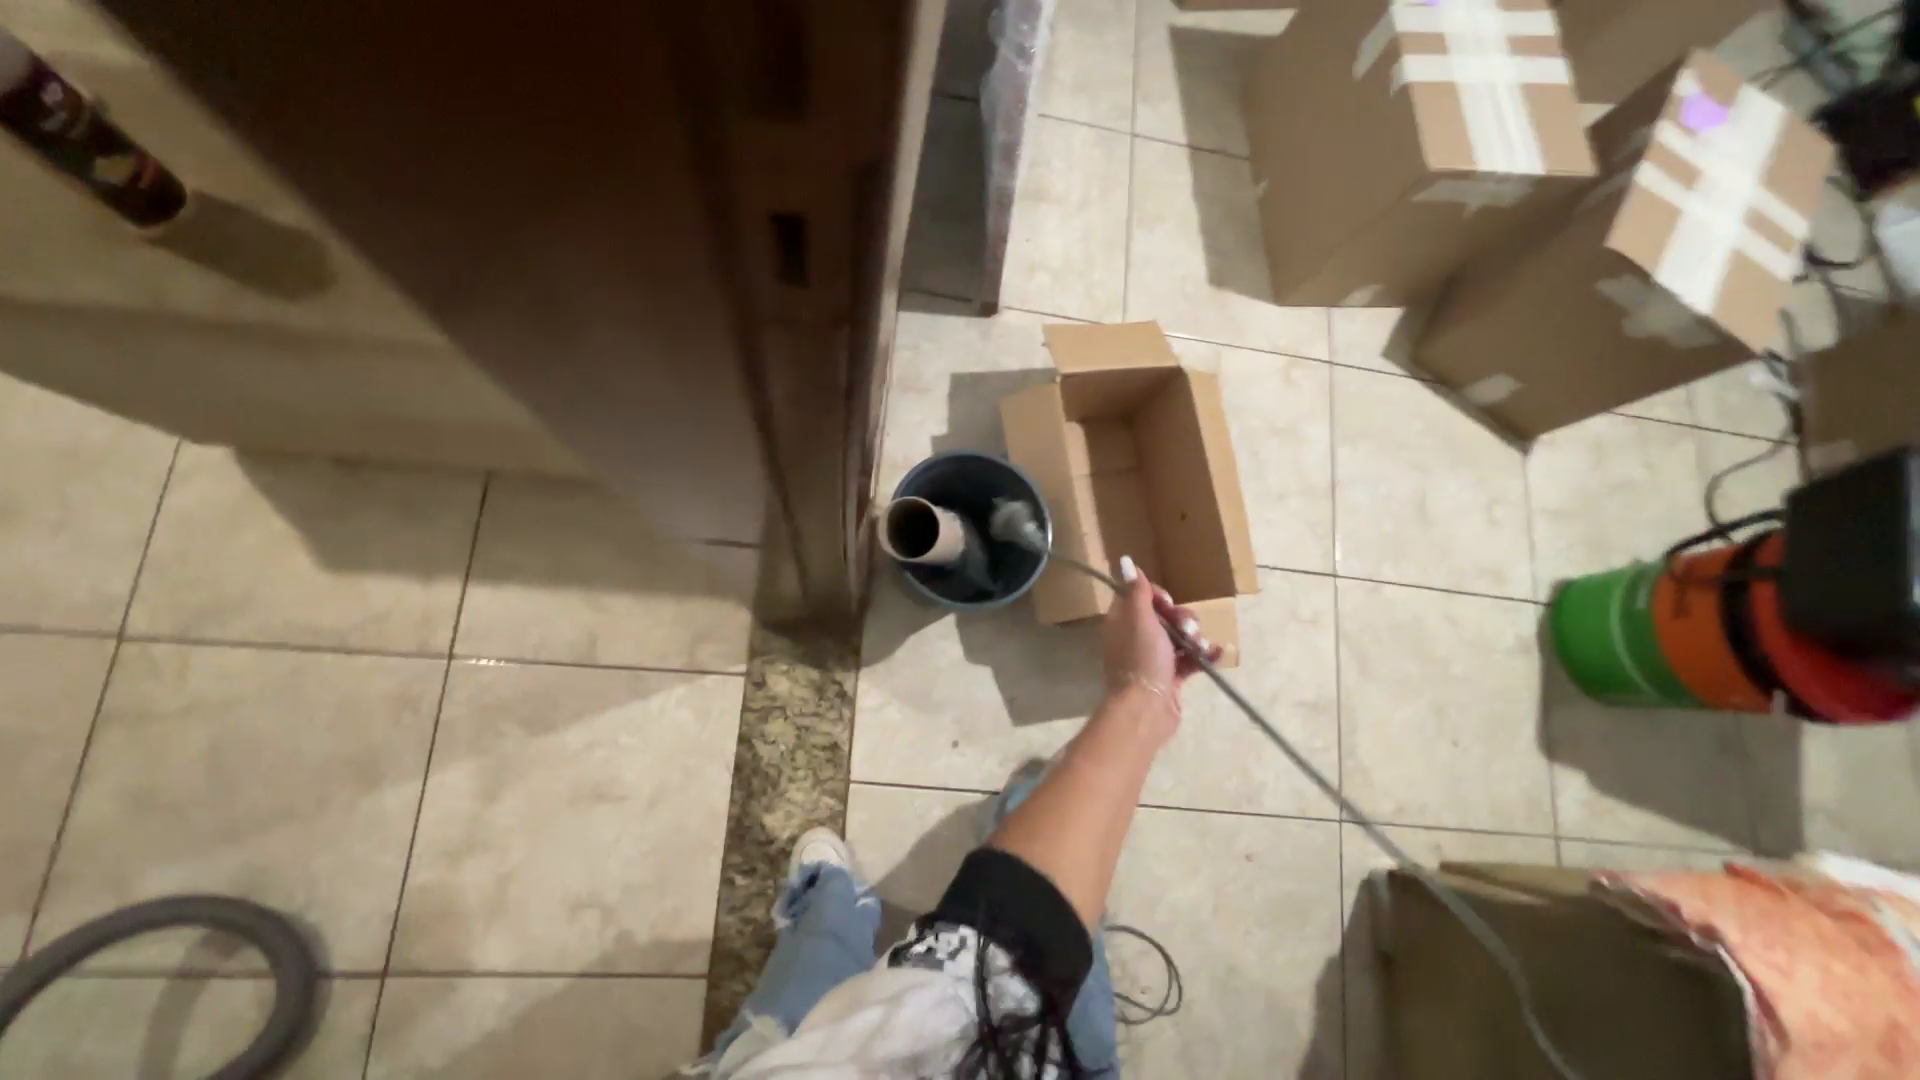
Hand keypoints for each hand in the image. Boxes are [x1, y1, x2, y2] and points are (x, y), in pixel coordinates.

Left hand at [1102, 555, 1222, 702]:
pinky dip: (1202, 655)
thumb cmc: (1141, 658)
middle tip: (1186, 628)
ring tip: (1199, 647)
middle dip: (1182, 618)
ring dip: (1195, 638)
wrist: (1146, 708)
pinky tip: (1216, 654)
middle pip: (1164, 616)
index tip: (1166, 603)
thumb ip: (1136, 590)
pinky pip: (1190, 659)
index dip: (1157, 597)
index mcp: (1122, 621)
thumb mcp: (1139, 618)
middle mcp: (1135, 637)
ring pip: (1180, 637)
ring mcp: (1153, 658)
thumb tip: (1125, 561)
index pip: (1140, 597)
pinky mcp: (1170, 677)